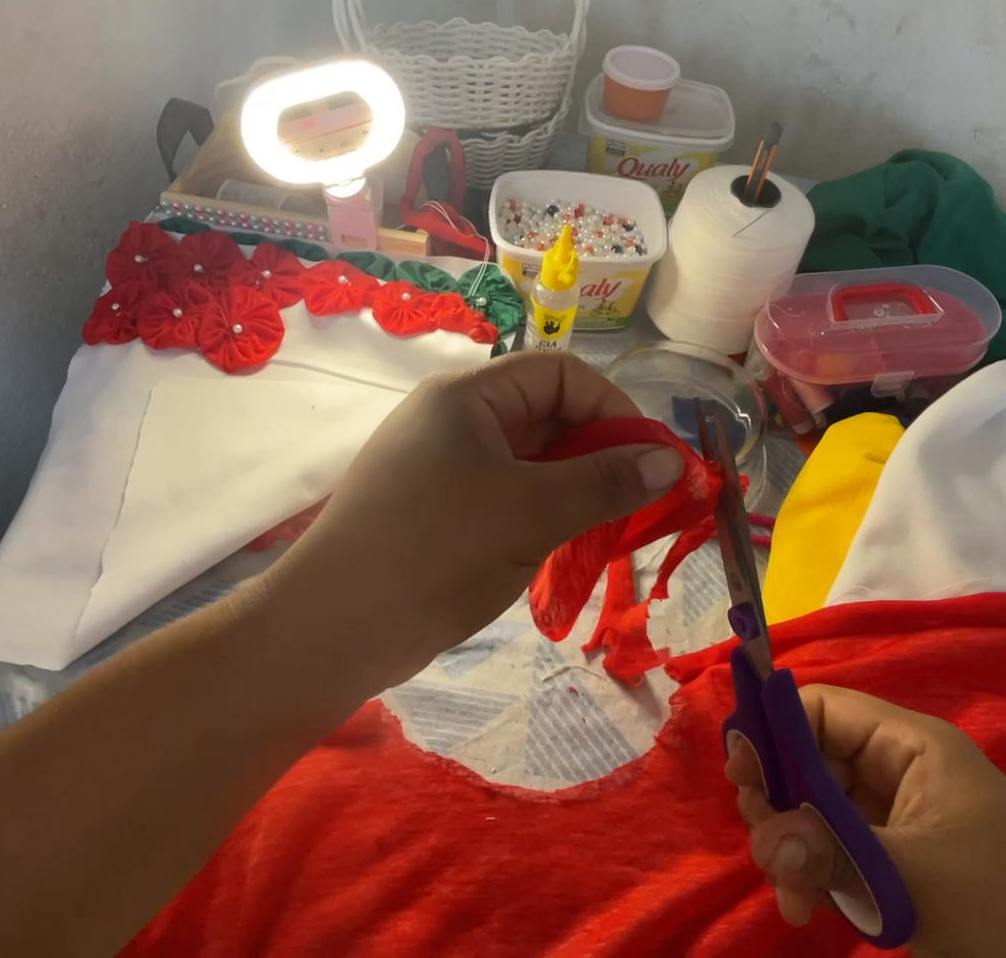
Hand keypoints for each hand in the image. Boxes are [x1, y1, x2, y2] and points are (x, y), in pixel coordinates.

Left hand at [271, 352, 685, 685]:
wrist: (333, 630)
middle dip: (598, 453)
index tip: (651, 460)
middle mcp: (451, 419)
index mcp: (467, 397)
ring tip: (608, 528)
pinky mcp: (436, 508)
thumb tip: (672, 460)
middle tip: (639, 502)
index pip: (560, 375)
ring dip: (573, 488)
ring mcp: (441, 465)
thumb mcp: (531, 512)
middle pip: (545, 415)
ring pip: (528, 461)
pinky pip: (504, 494)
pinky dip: (541, 512)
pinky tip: (563, 545)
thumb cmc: (436, 553)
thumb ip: (605, 482)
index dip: (613, 408)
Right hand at [730, 686, 1005, 957]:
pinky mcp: (898, 864)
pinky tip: (808, 910)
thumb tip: (763, 835)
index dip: (773, 729)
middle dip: (780, 804)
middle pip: (810, 760)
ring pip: (816, 811)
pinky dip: (813, 875)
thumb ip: (829, 849)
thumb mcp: (915, 881)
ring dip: (792, 849)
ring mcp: (898, 820)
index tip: (738, 774)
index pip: (822, 709)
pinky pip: (835, 851)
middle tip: (767, 851)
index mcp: (913, 746)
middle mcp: (901, 771)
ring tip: (795, 900)